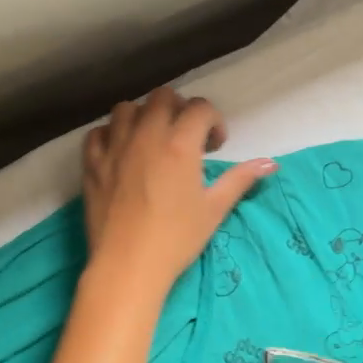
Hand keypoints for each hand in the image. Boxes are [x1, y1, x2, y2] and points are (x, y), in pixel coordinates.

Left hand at [80, 87, 275, 293]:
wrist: (128, 265)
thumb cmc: (177, 238)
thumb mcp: (214, 209)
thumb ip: (240, 179)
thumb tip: (270, 163)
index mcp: (180, 144)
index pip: (200, 108)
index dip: (213, 121)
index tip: (215, 145)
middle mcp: (146, 136)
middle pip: (162, 97)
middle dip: (179, 108)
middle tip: (186, 135)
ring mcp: (114, 148)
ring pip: (126, 108)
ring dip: (143, 115)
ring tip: (152, 138)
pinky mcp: (92, 164)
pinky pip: (98, 132)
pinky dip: (111, 134)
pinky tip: (121, 151)